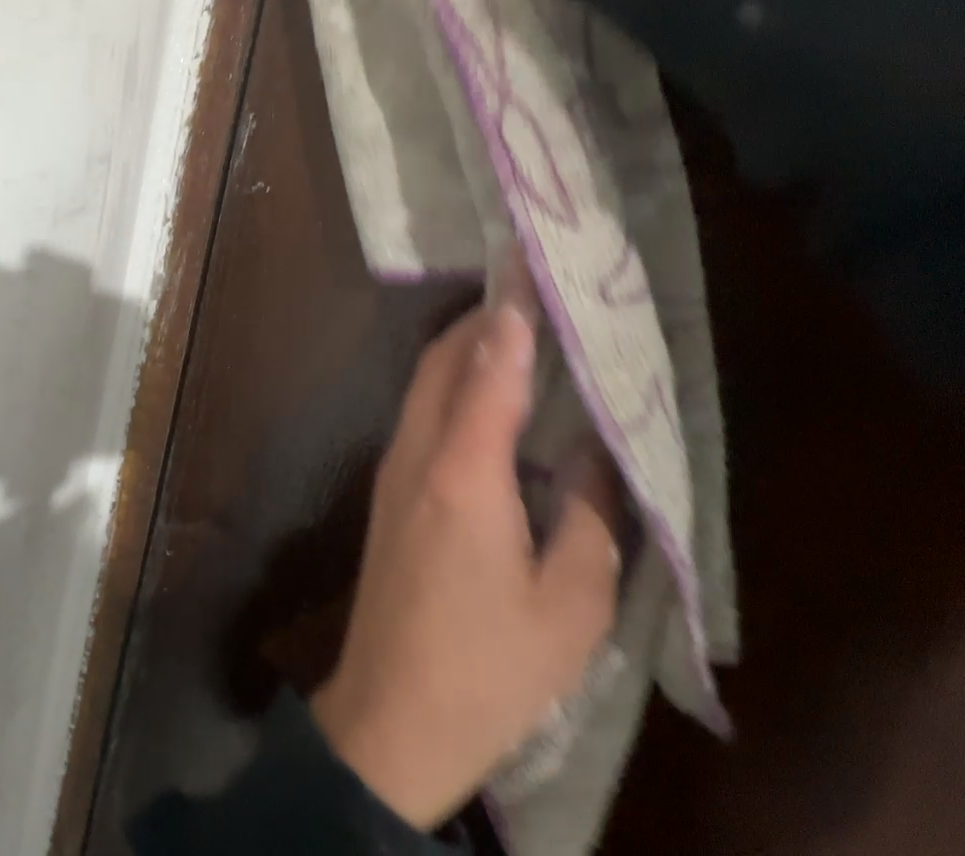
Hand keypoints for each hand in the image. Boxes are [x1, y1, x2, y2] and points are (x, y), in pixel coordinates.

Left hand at [311, 290, 621, 829]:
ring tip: (515, 332)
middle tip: (528, 291)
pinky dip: (449, 393)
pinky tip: (487, 399)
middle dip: (477, 324)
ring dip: (460, 355)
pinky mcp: (386, 499)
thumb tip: (592, 461)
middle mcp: (413, 460)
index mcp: (460, 476)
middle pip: (436, 368)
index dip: (509, 321)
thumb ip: (589, 520)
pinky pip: (417, 424)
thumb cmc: (491, 665)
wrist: (396, 708)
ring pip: (420, 392)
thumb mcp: (572, 603)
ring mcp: (390, 477)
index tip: (527, 269)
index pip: (485, 375)